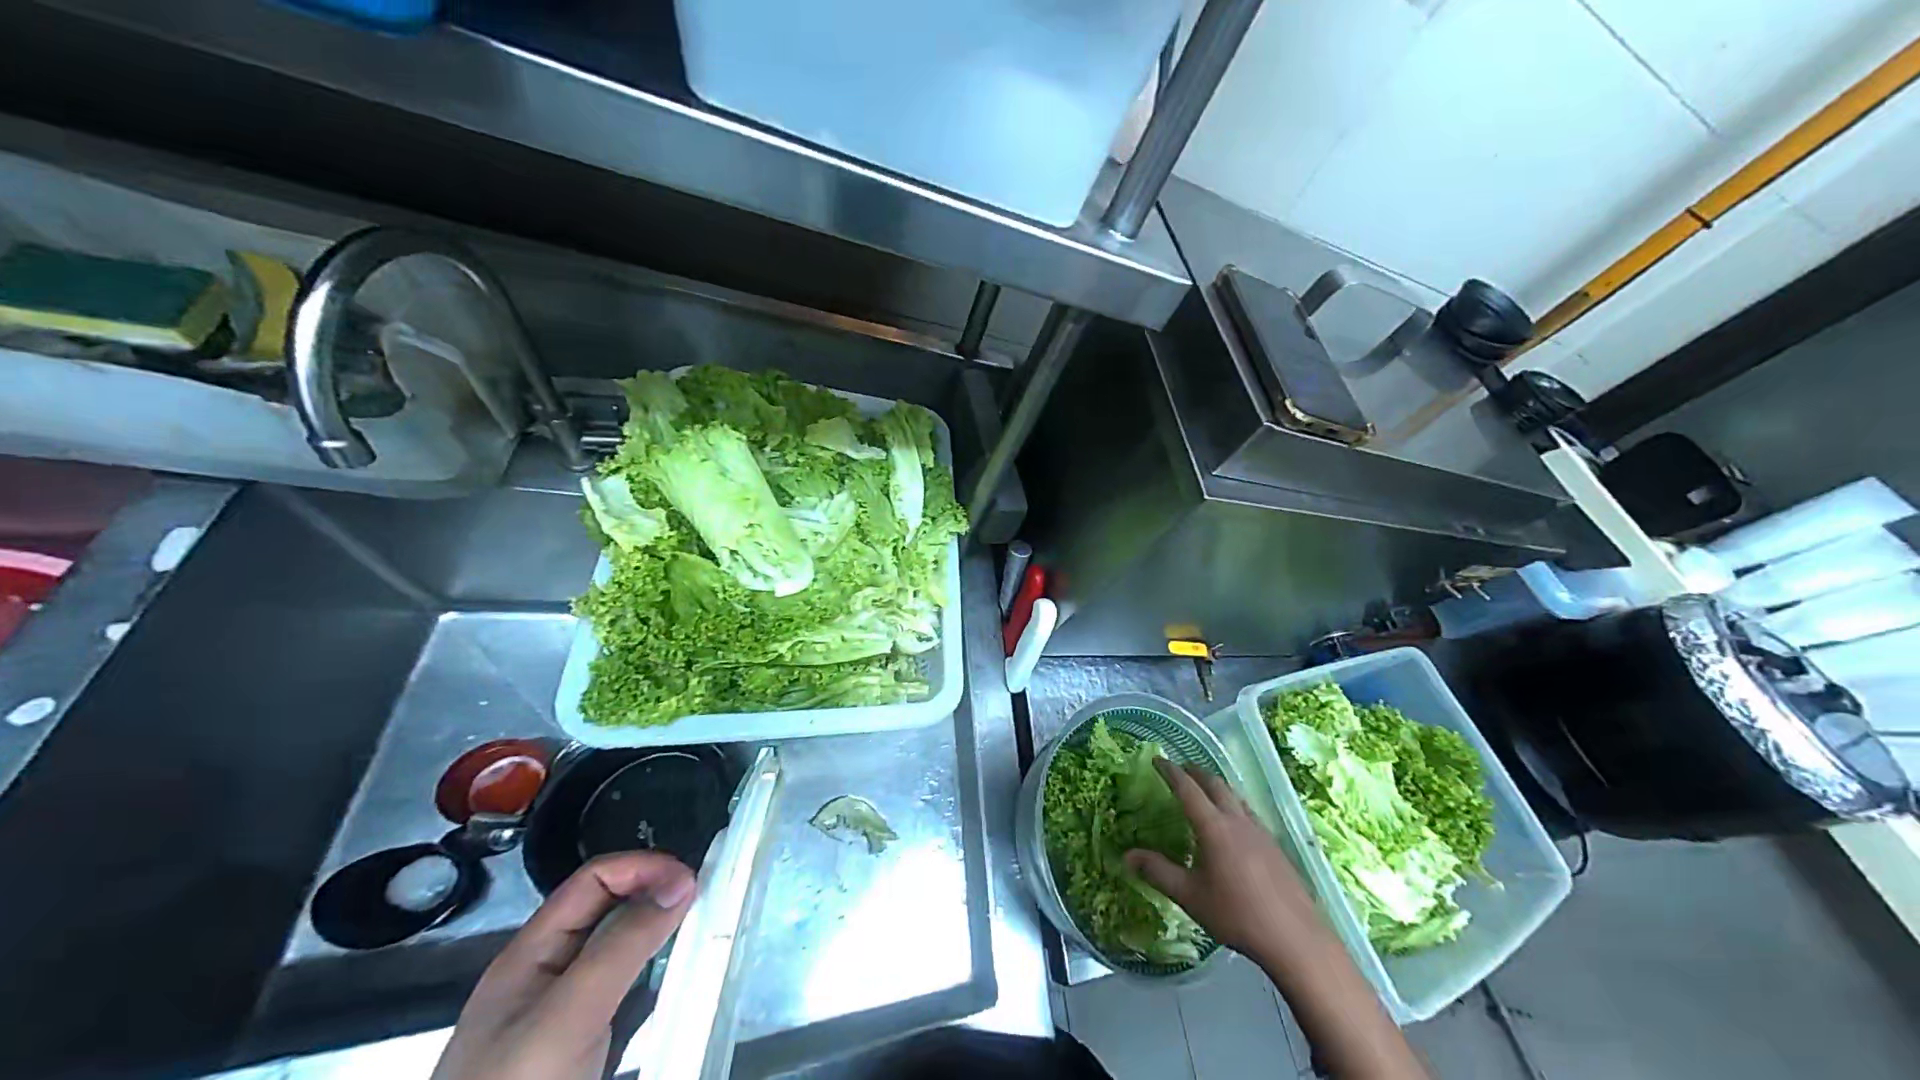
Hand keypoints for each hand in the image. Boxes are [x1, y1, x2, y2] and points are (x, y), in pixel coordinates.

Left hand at [432, 853, 696, 1079]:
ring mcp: (562, 1014)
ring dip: (659, 936)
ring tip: (701, 938)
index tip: (691, 884)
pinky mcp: (579, 1048)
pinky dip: (655, 981)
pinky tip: (677, 990)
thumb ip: (622, 947)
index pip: (594, 879)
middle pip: (609, 909)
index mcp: (532, 952)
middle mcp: (547, 973)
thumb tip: (681, 881)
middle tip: (704, 906)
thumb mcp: (568, 1017)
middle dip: (656, 897)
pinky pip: (624, 994)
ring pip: (619, 951)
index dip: (643, 869)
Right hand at [1124, 758, 1332, 969]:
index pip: (1188, 789)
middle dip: (1196, 772)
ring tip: (1206, 790)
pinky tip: (1235, 824)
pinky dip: (1234, 805)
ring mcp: (1261, 832)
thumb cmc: (1237, 914)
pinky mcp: (1276, 847)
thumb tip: (1126, 856)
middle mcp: (1238, 821)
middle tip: (1180, 769)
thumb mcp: (1190, 896)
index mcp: (1214, 827)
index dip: (1171, 772)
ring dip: (1217, 787)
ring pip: (1236, 797)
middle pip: (1216, 784)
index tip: (1158, 759)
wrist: (1296, 939)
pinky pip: (1249, 813)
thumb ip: (1158, 872)